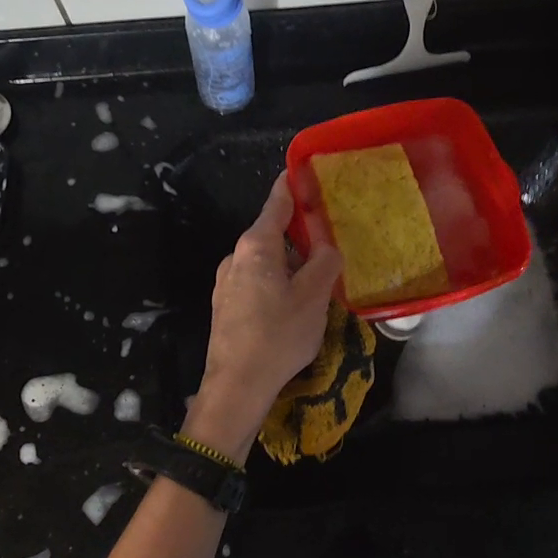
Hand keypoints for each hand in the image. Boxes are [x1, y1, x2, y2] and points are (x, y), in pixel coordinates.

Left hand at [184, 174, 343, 462]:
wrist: (236, 386)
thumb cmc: (279, 335)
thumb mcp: (314, 297)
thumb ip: (325, 263)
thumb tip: (327, 246)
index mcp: (256, 245)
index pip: (277, 202)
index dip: (293, 185)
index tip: (306, 171)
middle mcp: (236, 256)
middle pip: (273, 234)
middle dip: (301, 236)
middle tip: (332, 242)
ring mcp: (226, 282)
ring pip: (266, 262)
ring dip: (291, 265)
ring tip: (319, 283)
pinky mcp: (225, 306)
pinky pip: (257, 283)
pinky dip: (278, 284)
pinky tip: (294, 307)